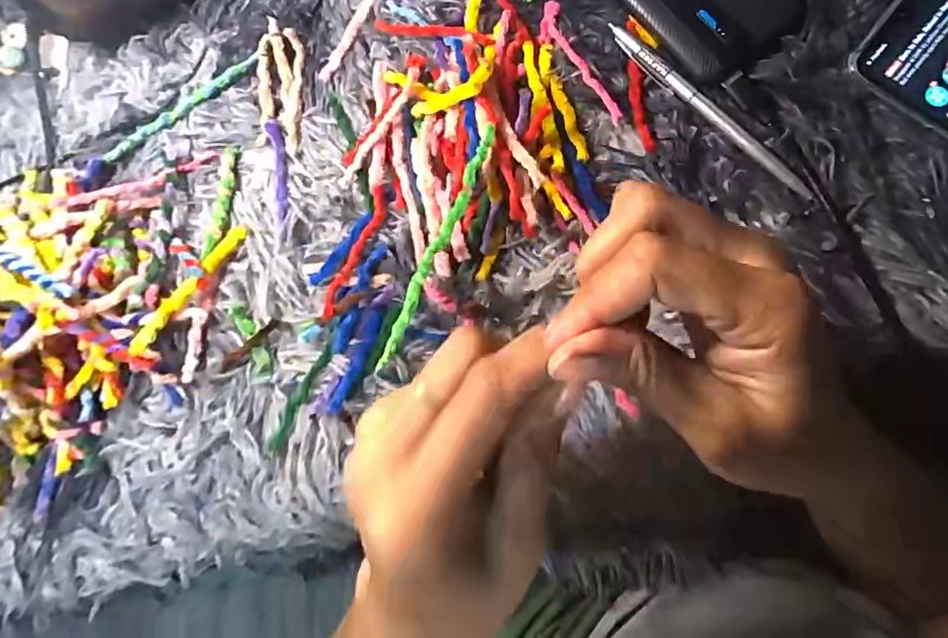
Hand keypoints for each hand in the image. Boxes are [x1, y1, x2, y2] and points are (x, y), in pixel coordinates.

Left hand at [339, 325, 569, 637]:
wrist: (403, 608)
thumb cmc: (471, 588)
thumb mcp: (521, 544)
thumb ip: (536, 459)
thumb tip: (565, 378)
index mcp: (418, 496)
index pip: (482, 395)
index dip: (531, 357)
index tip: (576, 340)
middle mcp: (383, 449)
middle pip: (461, 355)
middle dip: (512, 353)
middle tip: (545, 384)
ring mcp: (370, 427)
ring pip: (449, 354)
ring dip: (490, 366)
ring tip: (510, 413)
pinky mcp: (371, 415)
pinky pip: (436, 369)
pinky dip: (468, 380)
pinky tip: (476, 423)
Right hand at [542, 183, 947, 626]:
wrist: (828, 436)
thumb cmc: (781, 445)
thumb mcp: (713, 430)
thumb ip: (643, 376)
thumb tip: (563, 350)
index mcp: (764, 300)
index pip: (660, 261)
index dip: (601, 295)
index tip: (561, 343)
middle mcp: (752, 251)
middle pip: (651, 211)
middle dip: (600, 265)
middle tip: (584, 328)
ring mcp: (738, 240)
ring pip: (647, 206)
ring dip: (608, 255)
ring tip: (605, 317)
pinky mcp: (721, 243)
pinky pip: (656, 221)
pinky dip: (622, 253)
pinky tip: (625, 303)